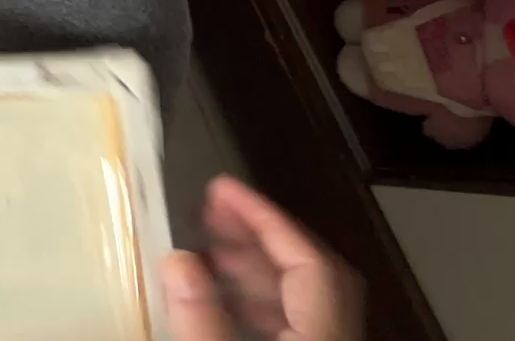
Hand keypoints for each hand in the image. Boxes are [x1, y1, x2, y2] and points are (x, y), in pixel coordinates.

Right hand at [162, 176, 364, 340]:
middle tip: (212, 209)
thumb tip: (178, 259)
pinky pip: (297, 319)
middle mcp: (335, 338)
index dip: (265, 216)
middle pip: (312, 271)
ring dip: (255, 264)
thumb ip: (202, 319)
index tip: (223, 188)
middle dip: (257, 232)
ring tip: (207, 251)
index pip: (308, 260)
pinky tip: (223, 299)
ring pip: (305, 296)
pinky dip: (260, 297)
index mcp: (324, 336)